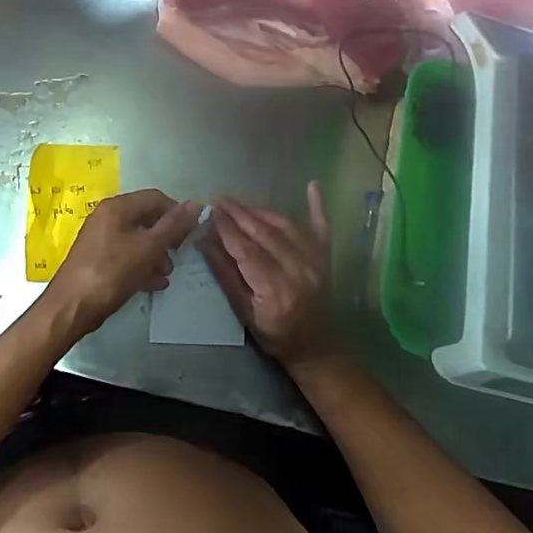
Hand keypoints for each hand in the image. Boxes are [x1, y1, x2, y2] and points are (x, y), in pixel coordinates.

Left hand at [45, 189, 201, 334]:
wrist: (71, 308)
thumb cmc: (111, 273)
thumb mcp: (148, 248)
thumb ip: (173, 226)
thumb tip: (196, 204)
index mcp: (118, 207)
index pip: (156, 198)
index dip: (176, 213)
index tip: (189, 234)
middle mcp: (107, 217)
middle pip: (146, 218)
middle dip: (166, 237)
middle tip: (178, 255)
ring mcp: (100, 239)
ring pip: (137, 239)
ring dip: (156, 255)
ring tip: (165, 274)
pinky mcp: (97, 259)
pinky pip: (126, 255)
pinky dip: (142, 265)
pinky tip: (153, 284)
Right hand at [203, 181, 334, 366]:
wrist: (316, 347)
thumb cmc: (275, 335)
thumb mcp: (244, 313)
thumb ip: (227, 276)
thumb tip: (206, 242)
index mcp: (275, 290)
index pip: (246, 251)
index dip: (227, 229)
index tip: (211, 212)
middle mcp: (298, 271)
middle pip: (265, 234)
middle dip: (240, 214)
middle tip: (219, 200)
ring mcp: (316, 262)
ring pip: (285, 226)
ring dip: (260, 210)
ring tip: (239, 202)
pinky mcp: (326, 257)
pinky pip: (321, 226)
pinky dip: (317, 205)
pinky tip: (312, 185)